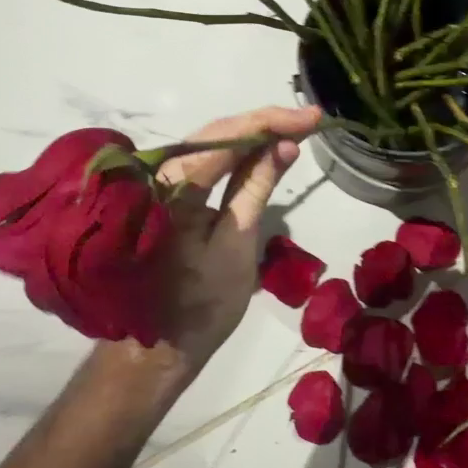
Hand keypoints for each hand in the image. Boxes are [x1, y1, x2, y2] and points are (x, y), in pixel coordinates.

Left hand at [147, 105, 321, 369]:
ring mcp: (158, 183)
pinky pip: (204, 161)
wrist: (155, 350)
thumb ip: (257, 186)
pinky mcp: (167, 194)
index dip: (271, 122)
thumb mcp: (237, 244)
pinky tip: (264, 148)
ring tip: (296, 128)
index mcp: (170, 189)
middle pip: (217, 133)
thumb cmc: (199, 306)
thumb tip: (285, 144)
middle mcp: (157, 176)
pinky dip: (236, 153)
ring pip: (210, 142)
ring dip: (253, 133)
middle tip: (311, 120)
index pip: (225, 138)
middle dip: (266, 123)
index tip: (313, 118)